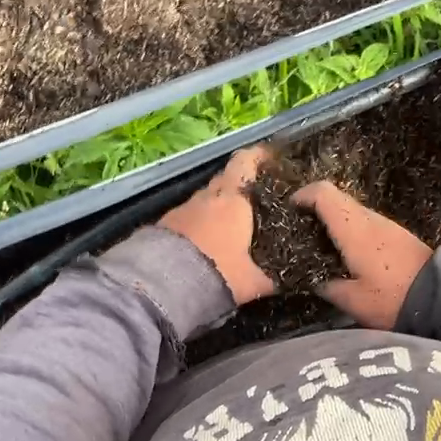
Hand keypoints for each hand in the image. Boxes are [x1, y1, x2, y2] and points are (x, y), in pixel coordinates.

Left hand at [158, 148, 276, 305]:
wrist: (166, 284)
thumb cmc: (220, 273)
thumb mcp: (251, 282)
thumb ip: (266, 280)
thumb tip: (276, 285)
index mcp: (233, 200)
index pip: (245, 163)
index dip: (257, 156)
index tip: (268, 157)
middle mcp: (207, 197)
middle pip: (223, 181)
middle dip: (237, 188)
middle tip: (251, 203)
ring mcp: (182, 209)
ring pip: (204, 201)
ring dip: (215, 210)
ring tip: (227, 230)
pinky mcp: (164, 225)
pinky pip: (187, 219)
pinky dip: (197, 227)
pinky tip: (202, 247)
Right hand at [294, 181, 432, 328]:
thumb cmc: (392, 298)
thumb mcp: (351, 300)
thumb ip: (325, 285)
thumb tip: (310, 277)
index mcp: (354, 228)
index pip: (323, 193)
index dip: (302, 196)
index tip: (288, 210)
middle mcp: (370, 219)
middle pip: (336, 200)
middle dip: (314, 211)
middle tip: (298, 234)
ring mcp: (386, 225)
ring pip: (351, 213)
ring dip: (333, 223)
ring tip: (317, 248)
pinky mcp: (397, 236)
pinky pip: (365, 225)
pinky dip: (349, 233)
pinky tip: (344, 256)